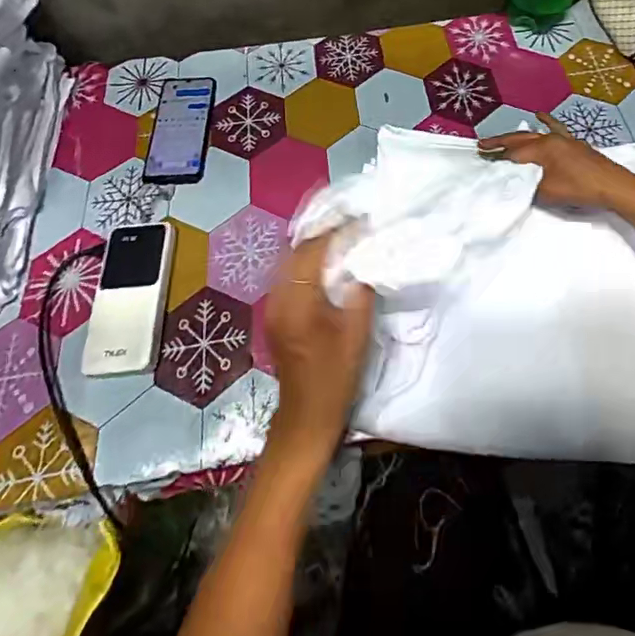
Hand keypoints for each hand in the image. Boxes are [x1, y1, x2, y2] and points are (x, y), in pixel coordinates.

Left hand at [262, 230, 374, 457]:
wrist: (306, 416)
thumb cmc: (334, 378)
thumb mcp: (356, 335)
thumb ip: (359, 294)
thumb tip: (363, 263)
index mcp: (297, 302)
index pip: (312, 252)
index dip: (333, 231)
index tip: (356, 219)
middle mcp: (277, 298)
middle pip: (295, 252)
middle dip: (320, 232)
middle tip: (347, 220)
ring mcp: (271, 306)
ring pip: (288, 263)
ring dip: (310, 246)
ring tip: (337, 235)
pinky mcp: (274, 314)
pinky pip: (286, 277)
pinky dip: (304, 263)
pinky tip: (322, 262)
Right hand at [477, 112, 634, 209]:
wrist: (615, 187)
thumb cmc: (580, 189)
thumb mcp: (547, 192)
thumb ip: (528, 185)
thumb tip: (515, 182)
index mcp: (541, 148)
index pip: (512, 153)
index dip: (497, 158)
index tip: (483, 161)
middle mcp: (550, 139)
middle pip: (519, 139)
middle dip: (499, 143)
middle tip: (482, 145)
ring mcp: (564, 140)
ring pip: (534, 134)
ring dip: (517, 136)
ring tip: (502, 137)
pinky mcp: (575, 145)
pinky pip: (556, 130)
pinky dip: (547, 123)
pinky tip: (541, 116)